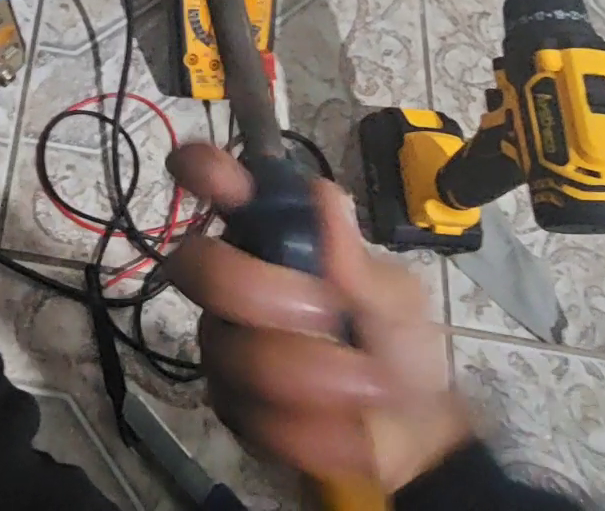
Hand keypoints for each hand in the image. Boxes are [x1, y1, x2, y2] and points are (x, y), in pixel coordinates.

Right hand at [165, 143, 473, 491]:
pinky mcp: (229, 403)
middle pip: (200, 266)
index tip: (193, 169)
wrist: (411, 436)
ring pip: (234, 350)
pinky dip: (313, 424)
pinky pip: (253, 412)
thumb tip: (324, 195)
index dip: (202, 171)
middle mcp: (234, 279)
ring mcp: (225, 341)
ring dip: (314, 372)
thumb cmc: (399, 343)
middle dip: (261, 292)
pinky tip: (345, 422)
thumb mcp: (394, 298)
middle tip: (328, 313)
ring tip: (367, 385)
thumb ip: (355, 259)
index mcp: (273, 236)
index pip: (221, 189)